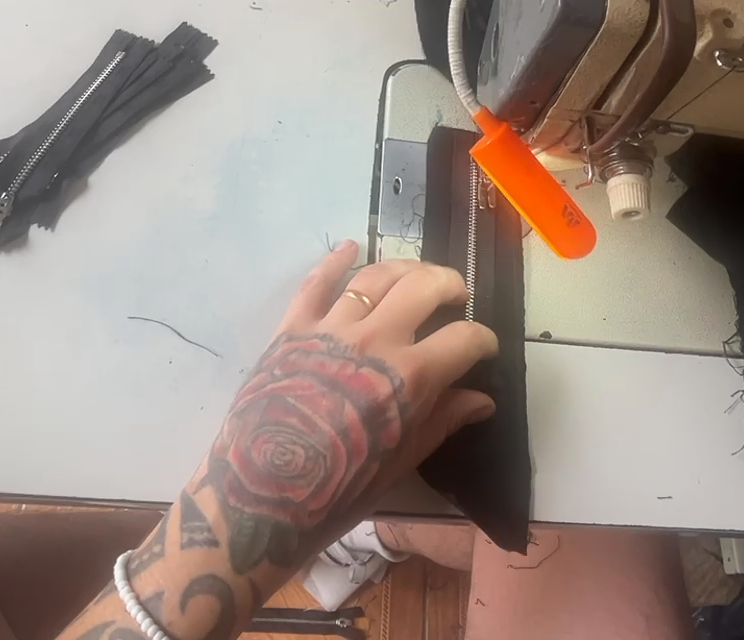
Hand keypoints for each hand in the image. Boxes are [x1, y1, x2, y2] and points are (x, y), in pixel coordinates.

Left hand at [201, 241, 499, 571]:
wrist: (259, 497)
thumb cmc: (337, 488)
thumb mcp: (399, 462)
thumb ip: (442, 421)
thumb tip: (482, 400)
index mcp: (408, 377)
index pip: (463, 339)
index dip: (483, 339)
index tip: (485, 346)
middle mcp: (374, 339)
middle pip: (424, 287)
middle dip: (450, 284)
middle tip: (457, 295)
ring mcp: (331, 327)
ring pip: (377, 275)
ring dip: (405, 267)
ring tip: (417, 274)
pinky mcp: (293, 327)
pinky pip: (317, 282)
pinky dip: (335, 260)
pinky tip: (350, 246)